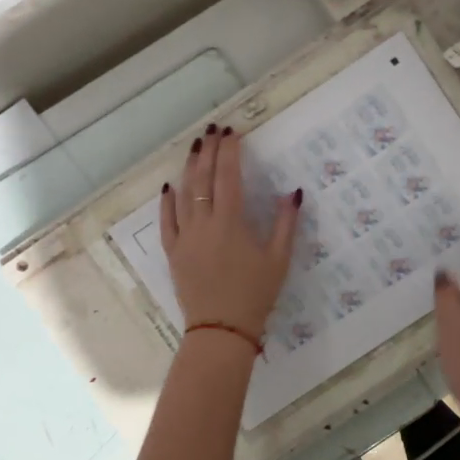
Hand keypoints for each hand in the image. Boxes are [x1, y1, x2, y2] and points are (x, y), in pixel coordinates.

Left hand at [160, 125, 301, 345]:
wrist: (222, 329)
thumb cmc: (255, 294)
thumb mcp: (279, 259)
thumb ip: (285, 223)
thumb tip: (292, 192)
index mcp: (231, 222)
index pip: (228, 176)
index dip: (229, 151)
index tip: (232, 131)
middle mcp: (204, 223)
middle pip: (203, 179)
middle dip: (208, 151)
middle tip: (212, 129)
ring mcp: (184, 237)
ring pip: (184, 195)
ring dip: (189, 168)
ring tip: (195, 148)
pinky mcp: (173, 252)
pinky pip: (167, 221)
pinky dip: (167, 202)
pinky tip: (169, 186)